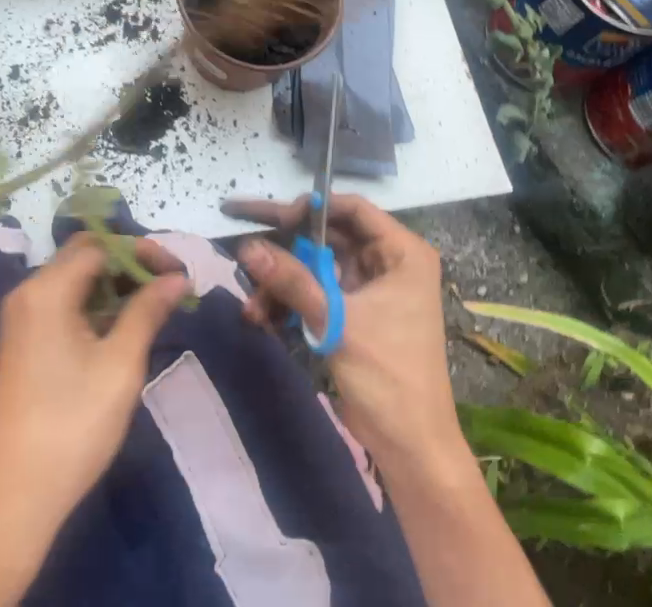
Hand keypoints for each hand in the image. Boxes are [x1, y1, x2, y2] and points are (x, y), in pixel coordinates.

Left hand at [0, 235, 189, 605]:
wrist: (15, 493)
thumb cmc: (73, 424)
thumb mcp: (120, 364)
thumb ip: (148, 311)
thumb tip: (177, 277)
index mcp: (46, 290)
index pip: (100, 245)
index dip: (142, 251)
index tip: (179, 272)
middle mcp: (26, 294)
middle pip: (83, 257)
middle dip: (128, 265)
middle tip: (169, 288)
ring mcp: (20, 321)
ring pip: (73, 283)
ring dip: (113, 287)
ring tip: (154, 309)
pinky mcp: (21, 345)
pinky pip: (61, 307)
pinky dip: (93, 308)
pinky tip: (121, 330)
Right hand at [222, 194, 459, 466]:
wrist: (409, 442)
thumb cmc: (388, 374)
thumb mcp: (336, 321)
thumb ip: (291, 280)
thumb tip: (246, 247)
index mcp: (402, 254)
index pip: (353, 209)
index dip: (311, 209)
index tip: (272, 221)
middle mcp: (387, 264)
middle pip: (328, 239)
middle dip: (285, 252)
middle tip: (243, 251)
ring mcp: (370, 291)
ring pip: (315, 269)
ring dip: (282, 284)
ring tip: (252, 306)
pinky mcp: (353, 315)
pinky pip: (315, 294)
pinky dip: (290, 303)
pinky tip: (262, 318)